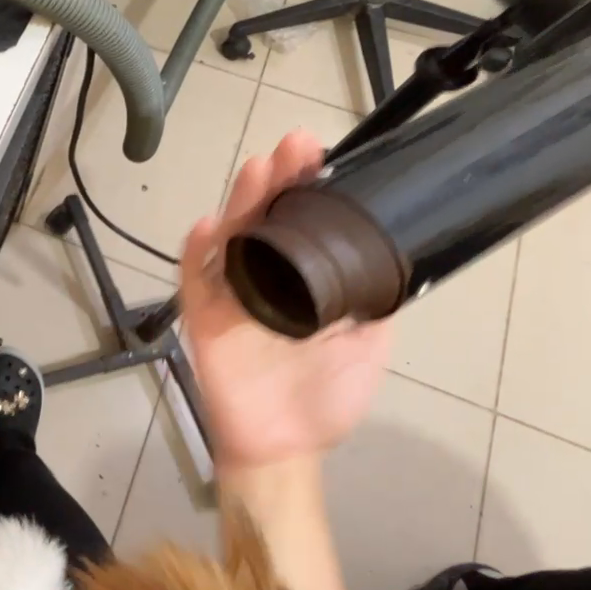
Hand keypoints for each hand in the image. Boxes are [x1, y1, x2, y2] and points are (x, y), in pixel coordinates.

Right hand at [180, 130, 391, 469]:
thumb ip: (370, 299)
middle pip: (262, 218)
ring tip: (259, 169)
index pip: (297, 222)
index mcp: (297, 279)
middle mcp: (260, 277)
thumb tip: (395, 254)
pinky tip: (210, 227)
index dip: (306, 187)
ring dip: (241, 202)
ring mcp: (229, 295)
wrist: (285, 444)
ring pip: (230, 238)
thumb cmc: (321, 396)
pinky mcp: (204, 318)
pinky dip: (198, 253)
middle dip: (276, 179)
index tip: (320, 153)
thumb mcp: (366, 342)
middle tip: (294, 145)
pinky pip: (195, 279)